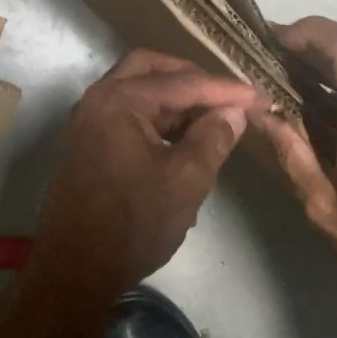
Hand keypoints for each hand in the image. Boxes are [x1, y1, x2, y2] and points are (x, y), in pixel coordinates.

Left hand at [34, 49, 262, 293]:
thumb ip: (213, 139)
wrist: (76, 268)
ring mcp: (87, 121)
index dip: (225, 89)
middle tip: (227, 98)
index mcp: (119, 100)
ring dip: (173, 99)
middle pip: (150, 69)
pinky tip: (182, 141)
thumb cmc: (133, 223)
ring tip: (211, 121)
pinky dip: (155, 117)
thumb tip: (233, 113)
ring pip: (135, 90)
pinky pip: (125, 114)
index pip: (182, 82)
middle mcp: (97, 100)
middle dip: (191, 78)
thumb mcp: (185, 180)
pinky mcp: (86, 143)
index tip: (260, 98)